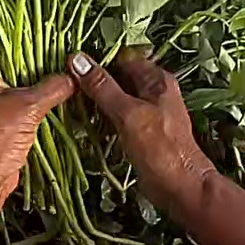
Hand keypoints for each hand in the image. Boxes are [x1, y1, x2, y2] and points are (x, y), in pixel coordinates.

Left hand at [0, 51, 72, 200]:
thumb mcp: (27, 107)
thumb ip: (52, 86)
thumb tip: (74, 74)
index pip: (3, 42)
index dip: (28, 36)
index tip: (55, 34)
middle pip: (15, 63)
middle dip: (42, 61)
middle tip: (68, 54)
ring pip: (22, 85)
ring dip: (44, 83)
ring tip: (70, 73)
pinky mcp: (3, 121)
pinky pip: (25, 103)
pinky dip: (42, 101)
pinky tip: (63, 97)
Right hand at [68, 49, 217, 210]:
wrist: (180, 187)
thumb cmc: (159, 148)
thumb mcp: (128, 113)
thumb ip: (103, 87)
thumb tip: (77, 60)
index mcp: (156, 79)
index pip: (122, 58)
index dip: (98, 61)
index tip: (70, 67)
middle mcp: (153, 91)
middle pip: (118, 77)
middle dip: (94, 82)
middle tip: (65, 87)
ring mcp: (148, 112)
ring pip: (116, 99)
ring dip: (96, 102)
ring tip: (69, 104)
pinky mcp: (141, 132)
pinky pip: (118, 118)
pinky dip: (103, 118)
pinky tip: (84, 123)